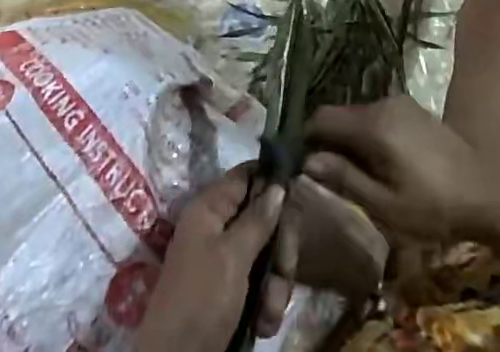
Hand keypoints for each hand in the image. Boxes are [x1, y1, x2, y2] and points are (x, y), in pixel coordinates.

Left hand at [135, 162, 290, 351]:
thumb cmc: (201, 300)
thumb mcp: (232, 257)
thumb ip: (257, 219)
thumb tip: (279, 183)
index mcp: (210, 209)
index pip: (246, 175)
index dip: (272, 179)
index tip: (299, 191)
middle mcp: (219, 227)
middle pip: (265, 217)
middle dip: (280, 248)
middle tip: (285, 271)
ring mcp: (226, 259)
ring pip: (268, 253)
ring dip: (276, 284)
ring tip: (270, 313)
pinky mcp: (233, 289)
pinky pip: (262, 282)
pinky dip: (267, 303)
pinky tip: (265, 324)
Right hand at [302, 96, 499, 243]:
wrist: (490, 196)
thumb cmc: (434, 207)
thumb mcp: (384, 205)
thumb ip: (344, 178)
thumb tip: (307, 161)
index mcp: (374, 124)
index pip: (322, 117)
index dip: (306, 139)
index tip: (301, 165)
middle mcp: (384, 103)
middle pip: (340, 115)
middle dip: (327, 141)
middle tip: (326, 177)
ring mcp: (402, 104)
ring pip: (359, 116)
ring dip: (348, 140)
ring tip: (352, 176)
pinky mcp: (415, 111)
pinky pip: (377, 117)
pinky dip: (368, 136)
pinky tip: (378, 165)